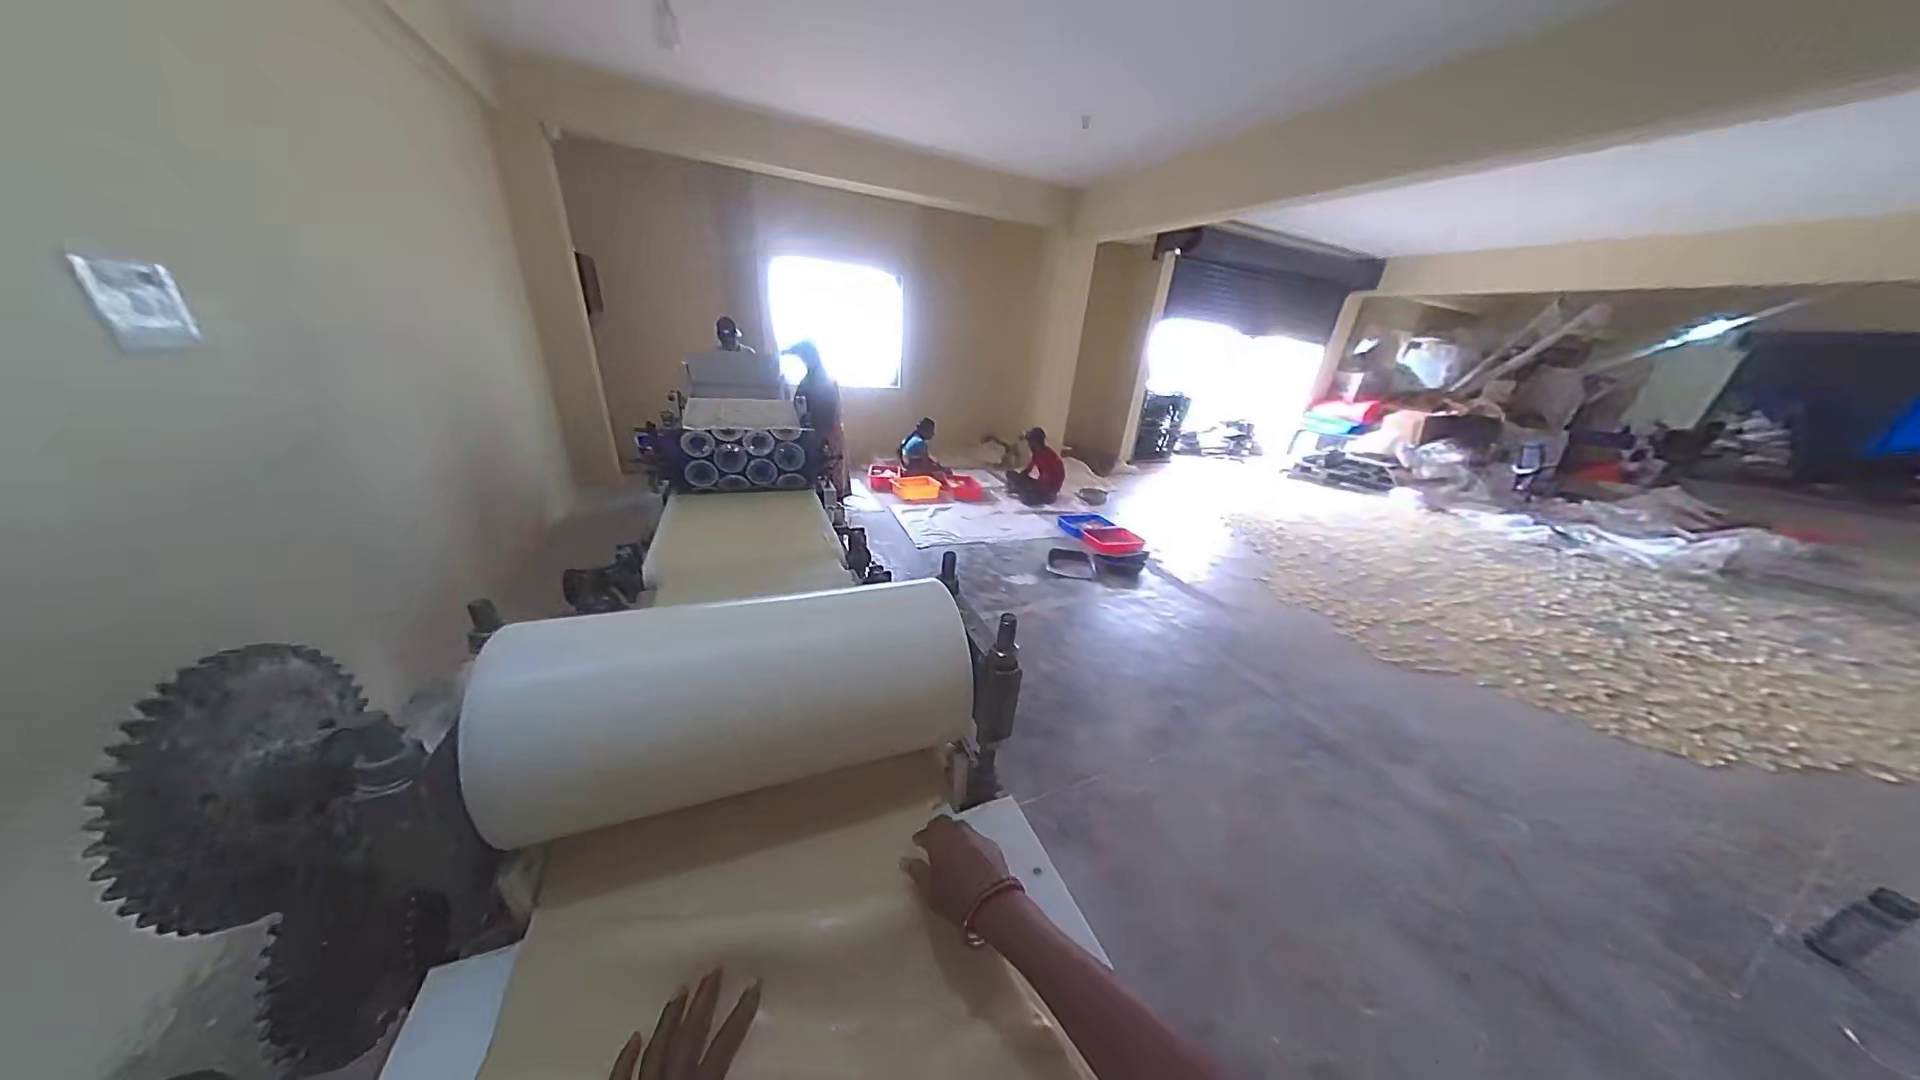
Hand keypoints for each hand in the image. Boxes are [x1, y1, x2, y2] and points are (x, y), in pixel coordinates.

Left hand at [608, 967, 760, 1079]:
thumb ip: (742, 1075)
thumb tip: (777, 1061)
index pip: (724, 1045)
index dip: (741, 1013)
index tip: (754, 982)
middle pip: (689, 1036)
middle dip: (704, 1001)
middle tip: (715, 967)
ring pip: (657, 1049)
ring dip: (671, 1018)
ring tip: (681, 988)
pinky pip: (621, 1076)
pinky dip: (627, 1057)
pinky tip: (635, 1035)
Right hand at [901, 817, 1013, 926]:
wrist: (993, 903)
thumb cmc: (954, 898)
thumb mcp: (929, 890)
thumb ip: (917, 871)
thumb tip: (906, 860)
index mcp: (939, 838)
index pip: (926, 831)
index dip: (921, 838)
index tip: (917, 844)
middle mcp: (958, 831)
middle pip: (945, 824)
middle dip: (937, 831)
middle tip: (934, 843)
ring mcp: (977, 836)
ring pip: (962, 829)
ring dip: (955, 836)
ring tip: (952, 851)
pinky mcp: (993, 845)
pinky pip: (976, 840)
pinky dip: (970, 845)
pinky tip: (971, 858)